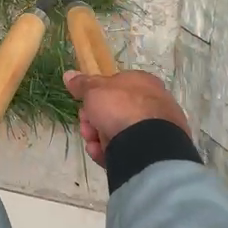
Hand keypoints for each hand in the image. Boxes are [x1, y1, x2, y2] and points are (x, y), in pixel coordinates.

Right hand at [63, 69, 191, 166]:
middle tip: (85, 124)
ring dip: (98, 136)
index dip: (95, 93)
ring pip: (120, 130)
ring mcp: (158, 129)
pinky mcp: (157, 153)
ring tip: (91, 142)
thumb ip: (81, 83)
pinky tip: (100, 153)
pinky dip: (112, 151)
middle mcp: (155, 103)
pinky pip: (129, 148)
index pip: (115, 84)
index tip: (83, 102)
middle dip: (93, 118)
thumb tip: (68, 75)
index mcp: (143, 82)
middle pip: (114, 109)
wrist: (148, 145)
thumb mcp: (93, 89)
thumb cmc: (120, 107)